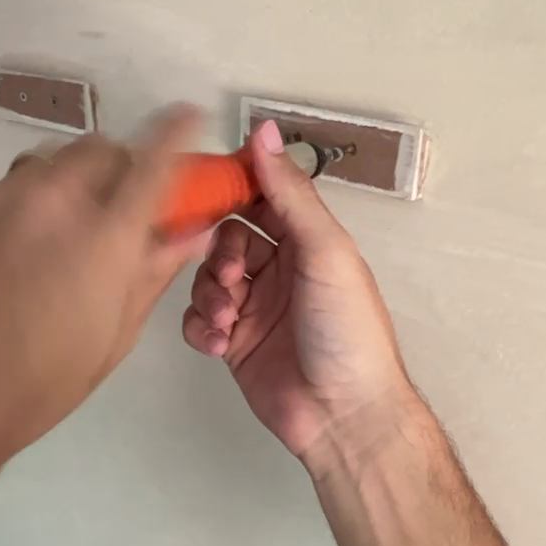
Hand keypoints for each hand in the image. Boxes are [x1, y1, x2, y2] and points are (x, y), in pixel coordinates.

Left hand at [0, 106, 209, 475]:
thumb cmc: (37, 384)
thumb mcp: (111, 339)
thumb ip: (151, 275)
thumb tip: (189, 234)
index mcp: (104, 236)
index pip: (153, 163)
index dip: (177, 134)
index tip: (190, 116)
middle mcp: (55, 199)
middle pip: (101, 149)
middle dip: (126, 164)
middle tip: (133, 204)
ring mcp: (5, 198)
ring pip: (57, 160)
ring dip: (82, 175)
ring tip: (85, 220)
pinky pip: (22, 181)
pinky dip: (46, 192)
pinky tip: (40, 239)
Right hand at [181, 120, 419, 470]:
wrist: (342, 414)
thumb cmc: (347, 331)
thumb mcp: (325, 252)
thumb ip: (290, 194)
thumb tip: (263, 131)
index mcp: (307, 243)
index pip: (261, 199)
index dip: (233, 190)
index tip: (205, 188)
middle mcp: (279, 270)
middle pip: (226, 239)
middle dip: (219, 254)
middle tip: (232, 278)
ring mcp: (254, 308)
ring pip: (207, 280)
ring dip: (208, 295)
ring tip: (226, 320)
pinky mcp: (233, 344)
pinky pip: (199, 321)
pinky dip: (200, 328)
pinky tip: (218, 343)